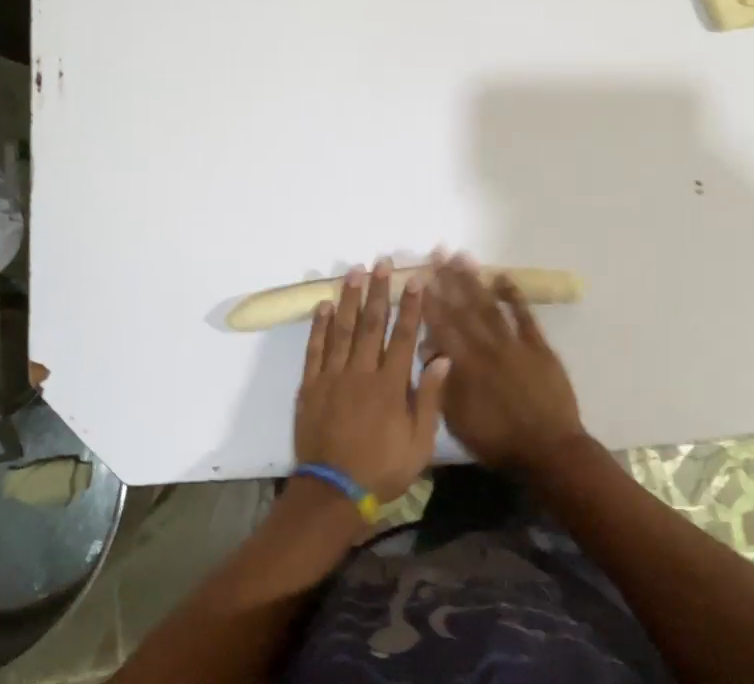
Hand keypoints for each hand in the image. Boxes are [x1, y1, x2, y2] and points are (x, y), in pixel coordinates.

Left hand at [294, 261, 448, 502]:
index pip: (403, 336)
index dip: (410, 307)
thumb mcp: (419, 442)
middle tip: (380, 263)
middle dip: (377, 291)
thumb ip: (429, 398)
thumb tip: (443, 358)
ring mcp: (332, 377)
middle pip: (370, 324)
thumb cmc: (383, 469)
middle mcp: (361, 373)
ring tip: (353, 272)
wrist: (334, 490)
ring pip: (341, 330)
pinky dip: (319, 326)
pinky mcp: (310, 386)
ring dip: (348, 299)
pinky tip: (323, 306)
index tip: (415, 281)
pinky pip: (315, 349)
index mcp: (390, 385)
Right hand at [423, 253, 586, 472]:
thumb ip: (440, 383)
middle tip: (438, 252)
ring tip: (463, 257)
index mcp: (464, 365)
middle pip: (463, 308)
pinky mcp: (540, 349)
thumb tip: (426, 351)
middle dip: (448, 279)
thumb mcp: (457, 419)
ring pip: (490, 306)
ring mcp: (515, 345)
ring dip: (475, 281)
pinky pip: (525, 317)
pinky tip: (502, 277)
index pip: (441, 326)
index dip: (428, 300)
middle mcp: (486, 348)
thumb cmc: (497, 441)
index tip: (418, 277)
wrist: (548, 451)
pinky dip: (514, 296)